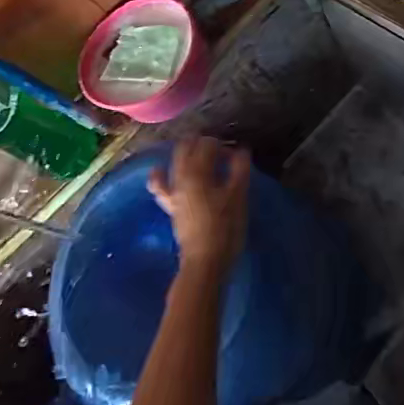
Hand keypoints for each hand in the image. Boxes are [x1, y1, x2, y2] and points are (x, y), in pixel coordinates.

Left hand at [149, 137, 250, 274]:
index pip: (208, 144)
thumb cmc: (225, 228)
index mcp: (198, 170)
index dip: (223, 146)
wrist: (205, 261)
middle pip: (186, 146)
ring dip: (187, 154)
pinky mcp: (171, 205)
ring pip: (174, 161)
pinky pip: (161, 184)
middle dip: (202, 143)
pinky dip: (163, 174)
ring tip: (202, 159)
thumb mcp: (239, 196)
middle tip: (220, 152)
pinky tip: (168, 174)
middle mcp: (181, 176)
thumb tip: (242, 150)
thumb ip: (240, 169)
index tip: (236, 157)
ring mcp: (173, 191)